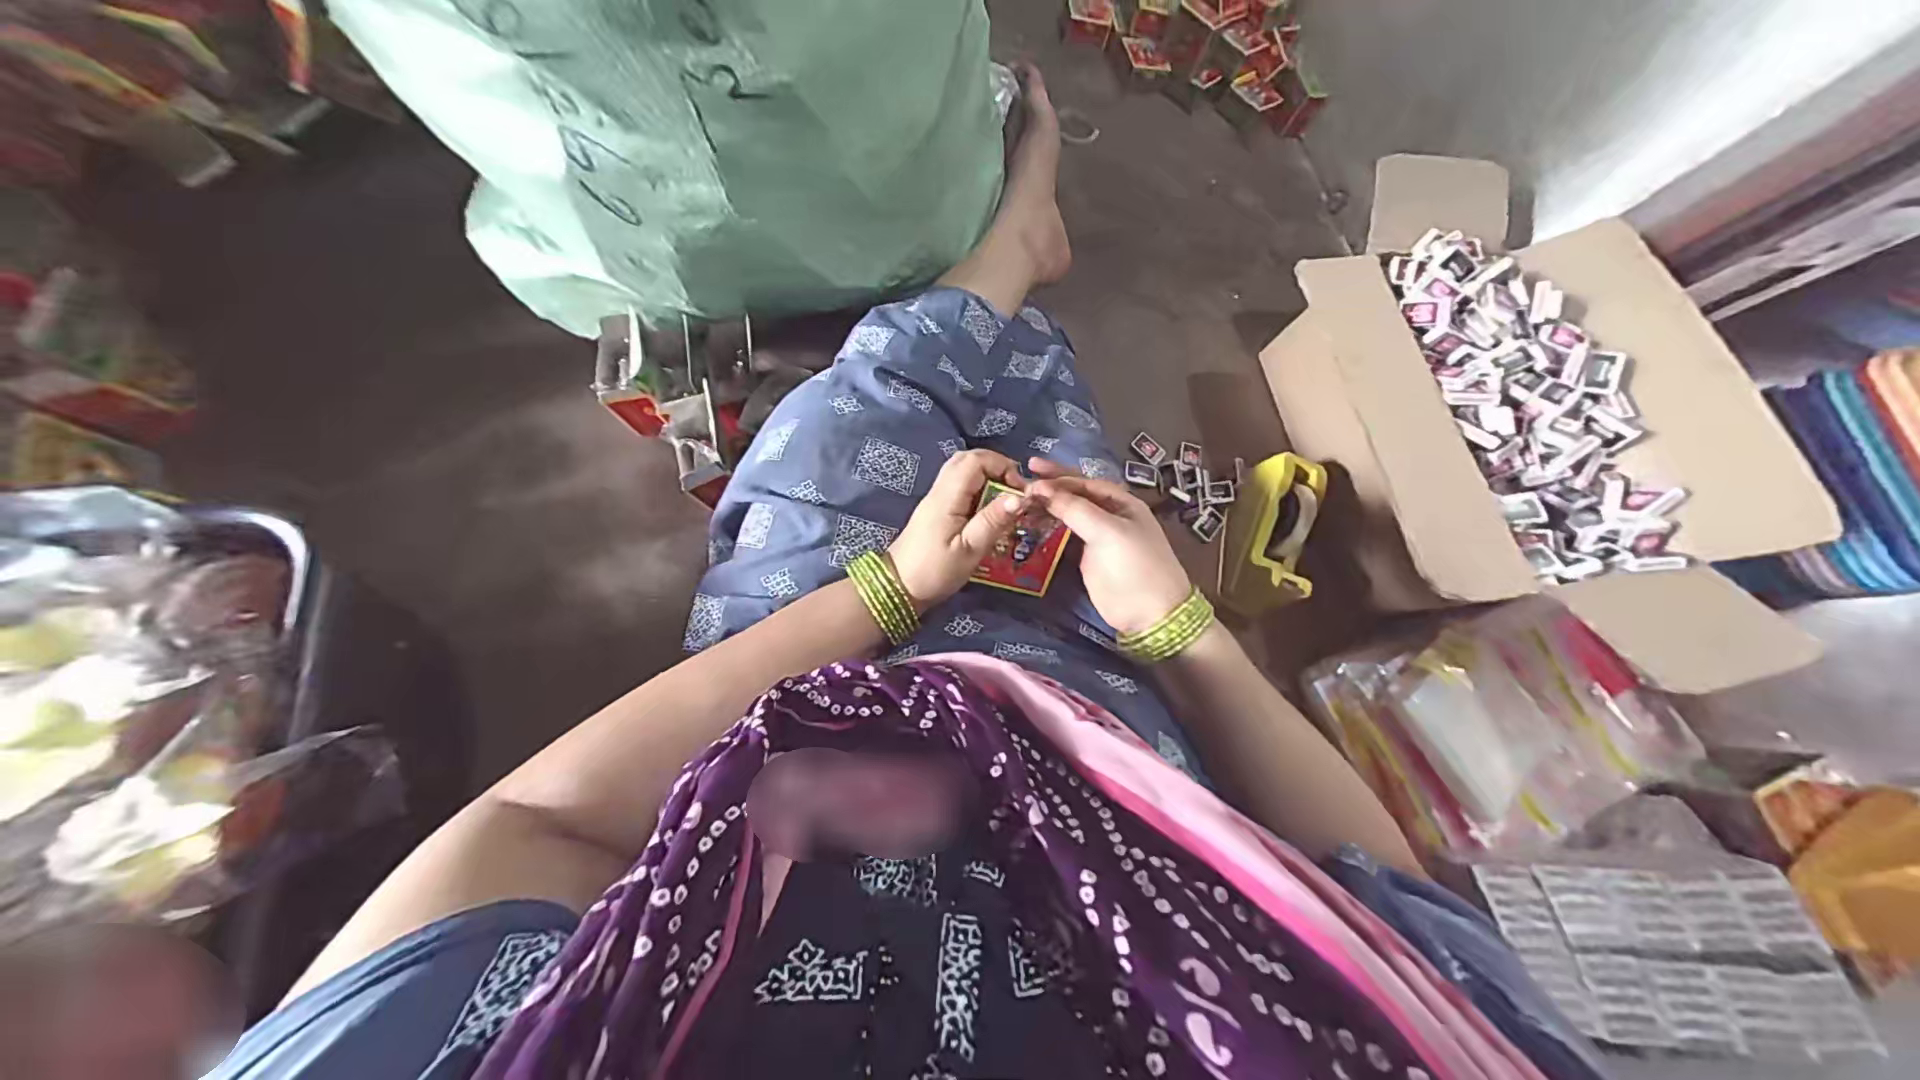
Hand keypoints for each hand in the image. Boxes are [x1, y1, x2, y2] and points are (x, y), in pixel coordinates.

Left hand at [888, 449, 1030, 610]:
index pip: (975, 460)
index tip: (1020, 490)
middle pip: (968, 460)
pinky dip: (978, 489)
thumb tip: (1019, 497)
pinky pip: (959, 486)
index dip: (1003, 466)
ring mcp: (936, 498)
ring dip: (988, 478)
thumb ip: (993, 521)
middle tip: (1014, 492)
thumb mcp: (969, 550)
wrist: (899, 587)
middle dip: (997, 468)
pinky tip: (988, 511)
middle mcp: (940, 490)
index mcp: (947, 496)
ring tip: (1004, 501)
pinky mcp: (936, 509)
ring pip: (963, 471)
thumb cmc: (935, 571)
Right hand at [1025, 458, 1192, 634]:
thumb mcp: (1108, 531)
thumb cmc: (1134, 566)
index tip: (1030, 475)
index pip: (1085, 482)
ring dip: (1047, 506)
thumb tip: (1041, 489)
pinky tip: (1033, 522)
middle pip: (1076, 494)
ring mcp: (1098, 536)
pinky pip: (1066, 533)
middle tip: (1022, 480)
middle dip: (1051, 486)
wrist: (1149, 613)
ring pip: (1069, 513)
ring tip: (1022, 501)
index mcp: (1121, 503)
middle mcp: (1110, 515)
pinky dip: (1050, 525)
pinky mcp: (1088, 556)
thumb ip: (1075, 509)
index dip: (1058, 477)